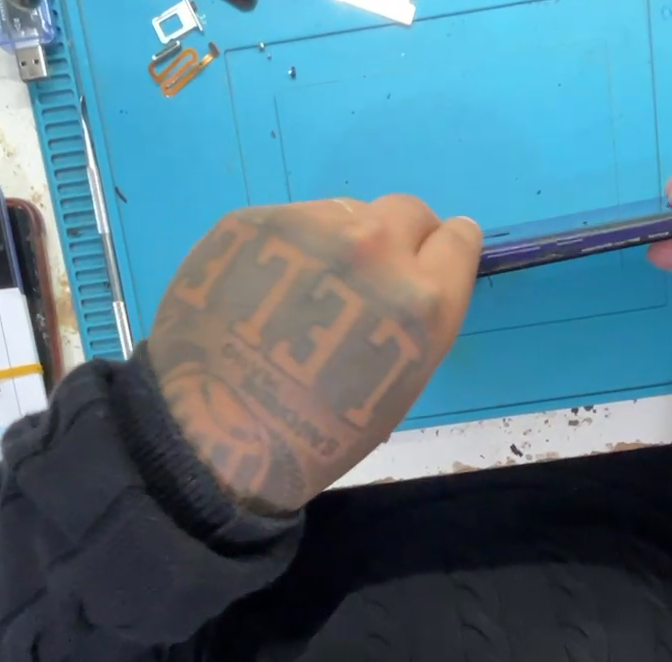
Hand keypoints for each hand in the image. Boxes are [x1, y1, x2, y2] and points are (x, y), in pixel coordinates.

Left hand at [148, 197, 480, 514]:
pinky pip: (291, 222)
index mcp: (423, 302)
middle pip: (407, 212)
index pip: (459, 239)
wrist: (213, 434)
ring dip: (341, 243)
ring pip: (346, 213)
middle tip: (366, 283)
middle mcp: (376, 249)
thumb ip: (415, 325)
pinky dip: (288, 251)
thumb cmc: (316, 439)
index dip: (443, 254)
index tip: (426, 267)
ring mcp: (311, 226)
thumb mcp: (397, 393)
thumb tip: (405, 291)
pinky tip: (261, 295)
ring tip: (303, 296)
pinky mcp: (253, 221)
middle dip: (397, 242)